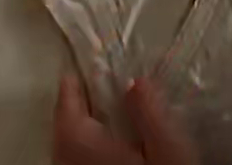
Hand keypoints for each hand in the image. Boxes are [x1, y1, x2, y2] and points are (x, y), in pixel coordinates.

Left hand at [52, 75, 198, 164]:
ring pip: (66, 160)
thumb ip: (149, 112)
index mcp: (96, 157)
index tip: (70, 76)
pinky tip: (98, 146)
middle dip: (68, 116)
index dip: (68, 97)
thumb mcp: (168, 146)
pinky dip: (79, 152)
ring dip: (72, 135)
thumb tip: (134, 82)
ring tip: (88, 114)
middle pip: (62, 144)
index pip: (70, 124)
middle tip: (78, 90)